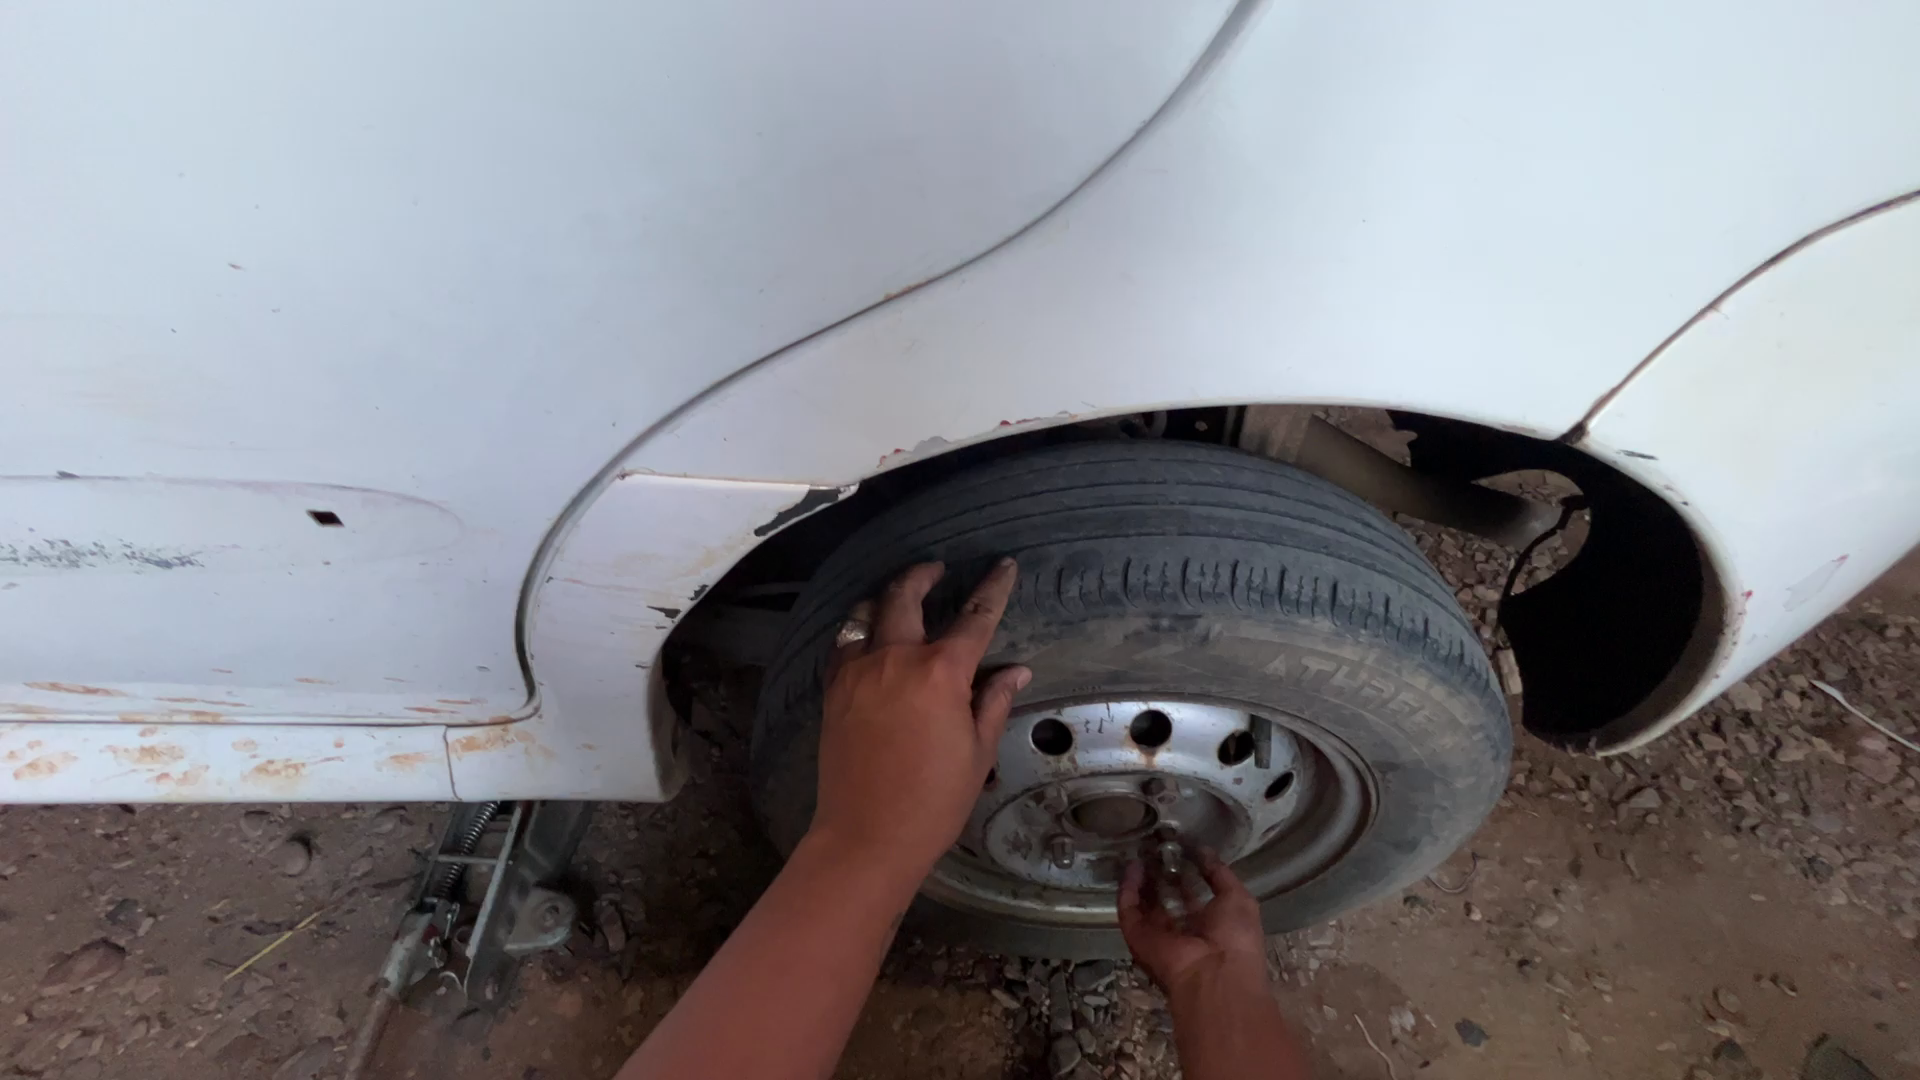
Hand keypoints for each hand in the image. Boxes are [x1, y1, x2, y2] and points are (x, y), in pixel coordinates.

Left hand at [808, 558, 1030, 885]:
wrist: (867, 836)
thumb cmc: (934, 800)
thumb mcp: (978, 752)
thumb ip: (993, 701)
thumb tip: (1016, 670)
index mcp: (941, 672)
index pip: (976, 616)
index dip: (994, 587)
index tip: (1005, 565)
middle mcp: (896, 658)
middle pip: (906, 595)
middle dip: (923, 574)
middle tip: (936, 568)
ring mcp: (858, 671)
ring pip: (866, 613)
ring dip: (886, 597)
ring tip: (899, 596)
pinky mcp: (834, 689)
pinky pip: (844, 645)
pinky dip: (858, 631)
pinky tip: (867, 638)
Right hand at [1118, 850, 1269, 1002]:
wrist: (1214, 978)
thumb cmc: (1234, 939)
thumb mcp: (1238, 899)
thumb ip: (1219, 872)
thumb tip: (1202, 849)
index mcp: (1207, 925)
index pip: (1190, 895)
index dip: (1184, 871)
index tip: (1177, 847)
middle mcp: (1180, 930)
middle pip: (1163, 897)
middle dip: (1159, 872)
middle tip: (1155, 845)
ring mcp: (1156, 934)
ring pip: (1143, 901)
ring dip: (1141, 877)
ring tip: (1142, 849)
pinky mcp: (1136, 935)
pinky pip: (1128, 908)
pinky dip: (1128, 887)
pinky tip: (1134, 865)